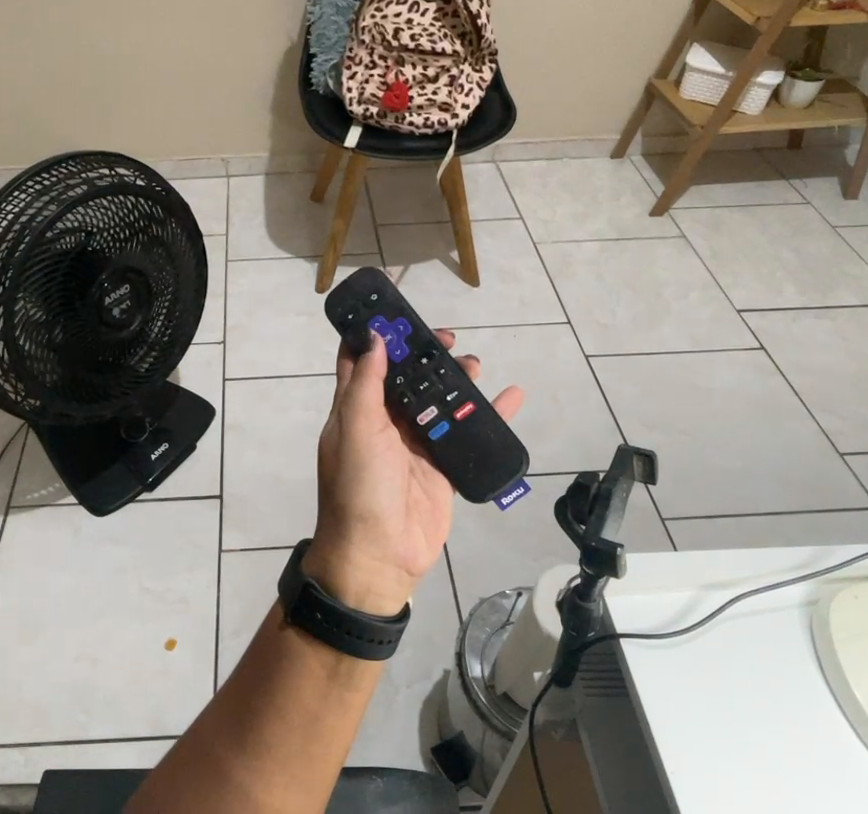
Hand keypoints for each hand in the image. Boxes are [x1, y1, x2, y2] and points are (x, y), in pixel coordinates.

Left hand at [305, 331, 524, 615]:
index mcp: (355, 410)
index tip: (399, 312)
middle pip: (406, 378)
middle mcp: (384, 422)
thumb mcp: (355, 429)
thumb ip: (366, 383)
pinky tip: (512, 397)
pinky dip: (490, 416)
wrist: (379, 556)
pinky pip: (467, 434)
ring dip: (457, 381)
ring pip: (439, 402)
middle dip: (425, 356)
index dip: (377, 335)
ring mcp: (415, 445)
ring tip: (476, 366)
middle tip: (450, 340)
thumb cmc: (359, 486)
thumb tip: (373, 337)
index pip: (362, 361)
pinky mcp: (443, 467)